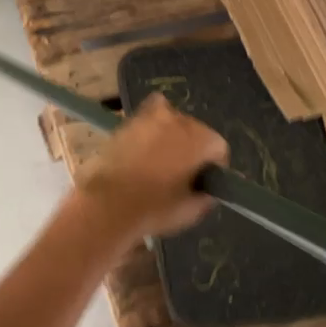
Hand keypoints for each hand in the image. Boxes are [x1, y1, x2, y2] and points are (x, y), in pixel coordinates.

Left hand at [75, 94, 227, 238]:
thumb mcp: (191, 211)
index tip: (202, 184)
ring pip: (172, 124)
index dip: (213, 169)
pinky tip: (145, 141)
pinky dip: (151, 125)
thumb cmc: (154, 208)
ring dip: (171, 139)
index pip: (219, 149)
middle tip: (180, 175)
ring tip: (159, 163)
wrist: (106, 203)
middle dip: (192, 151)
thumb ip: (206, 196)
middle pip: (196, 133)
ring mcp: (152, 117)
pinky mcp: (128, 121)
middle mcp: (182, 121)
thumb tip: (206, 190)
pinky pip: (147, 115)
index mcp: (203, 140)